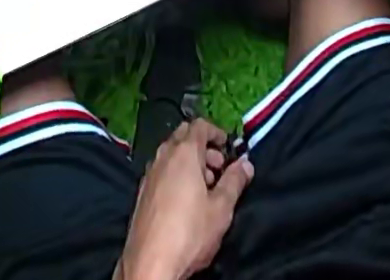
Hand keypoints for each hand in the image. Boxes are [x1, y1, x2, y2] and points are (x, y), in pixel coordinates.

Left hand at [116, 120, 252, 279]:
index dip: (216, 132)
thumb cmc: (189, 232)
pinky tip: (186, 199)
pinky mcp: (143, 191)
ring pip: (173, 153)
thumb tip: (246, 163)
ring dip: (191, 161)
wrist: (150, 264)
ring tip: (207, 187)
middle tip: (219, 167)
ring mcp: (150, 172)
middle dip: (204, 146)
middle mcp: (164, 155)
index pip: (200, 125)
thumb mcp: (221, 208)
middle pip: (185, 135)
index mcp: (184, 152)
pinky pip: (163, 169)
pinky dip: (177, 173)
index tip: (228, 147)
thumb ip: (235, 181)